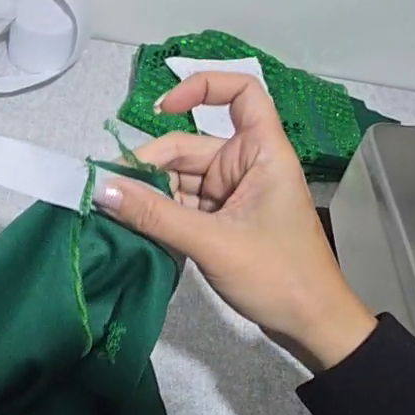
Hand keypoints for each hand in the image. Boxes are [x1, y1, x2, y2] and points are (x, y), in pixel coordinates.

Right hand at [95, 73, 376, 370]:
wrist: (312, 328)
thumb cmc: (280, 277)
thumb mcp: (212, 244)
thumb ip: (155, 216)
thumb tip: (102, 189)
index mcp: (262, 153)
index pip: (241, 93)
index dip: (203, 87)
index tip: (163, 109)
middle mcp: (246, 165)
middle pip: (189, 145)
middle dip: (150, 164)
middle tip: (109, 188)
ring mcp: (233, 193)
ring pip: (180, 177)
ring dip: (149, 193)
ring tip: (113, 211)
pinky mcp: (222, 219)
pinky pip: (182, 203)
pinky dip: (159, 212)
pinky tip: (134, 224)